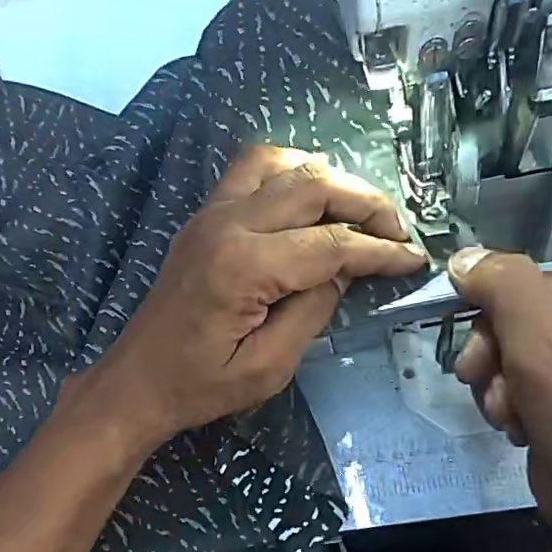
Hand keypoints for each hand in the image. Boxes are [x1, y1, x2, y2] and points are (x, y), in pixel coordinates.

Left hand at [57, 146, 426, 451]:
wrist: (137, 381)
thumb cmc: (201, 385)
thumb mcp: (269, 366)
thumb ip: (313, 312)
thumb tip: (345, 273)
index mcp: (244, 267)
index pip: (332, 245)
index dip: (380, 251)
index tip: (414, 259)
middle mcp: (228, 225)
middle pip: (313, 188)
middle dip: (367, 204)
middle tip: (399, 231)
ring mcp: (212, 213)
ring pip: (283, 165)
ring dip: (331, 178)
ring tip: (362, 209)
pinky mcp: (206, 216)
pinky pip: (252, 169)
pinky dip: (292, 171)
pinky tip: (313, 194)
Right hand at [448, 248, 551, 551]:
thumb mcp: (541, 343)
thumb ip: (502, 288)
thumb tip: (463, 256)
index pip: (521, 284)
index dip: (491, 320)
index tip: (479, 361)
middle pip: (512, 321)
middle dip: (495, 361)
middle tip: (499, 393)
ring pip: (508, 358)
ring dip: (499, 390)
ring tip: (516, 419)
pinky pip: (519, 388)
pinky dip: (512, 409)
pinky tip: (524, 431)